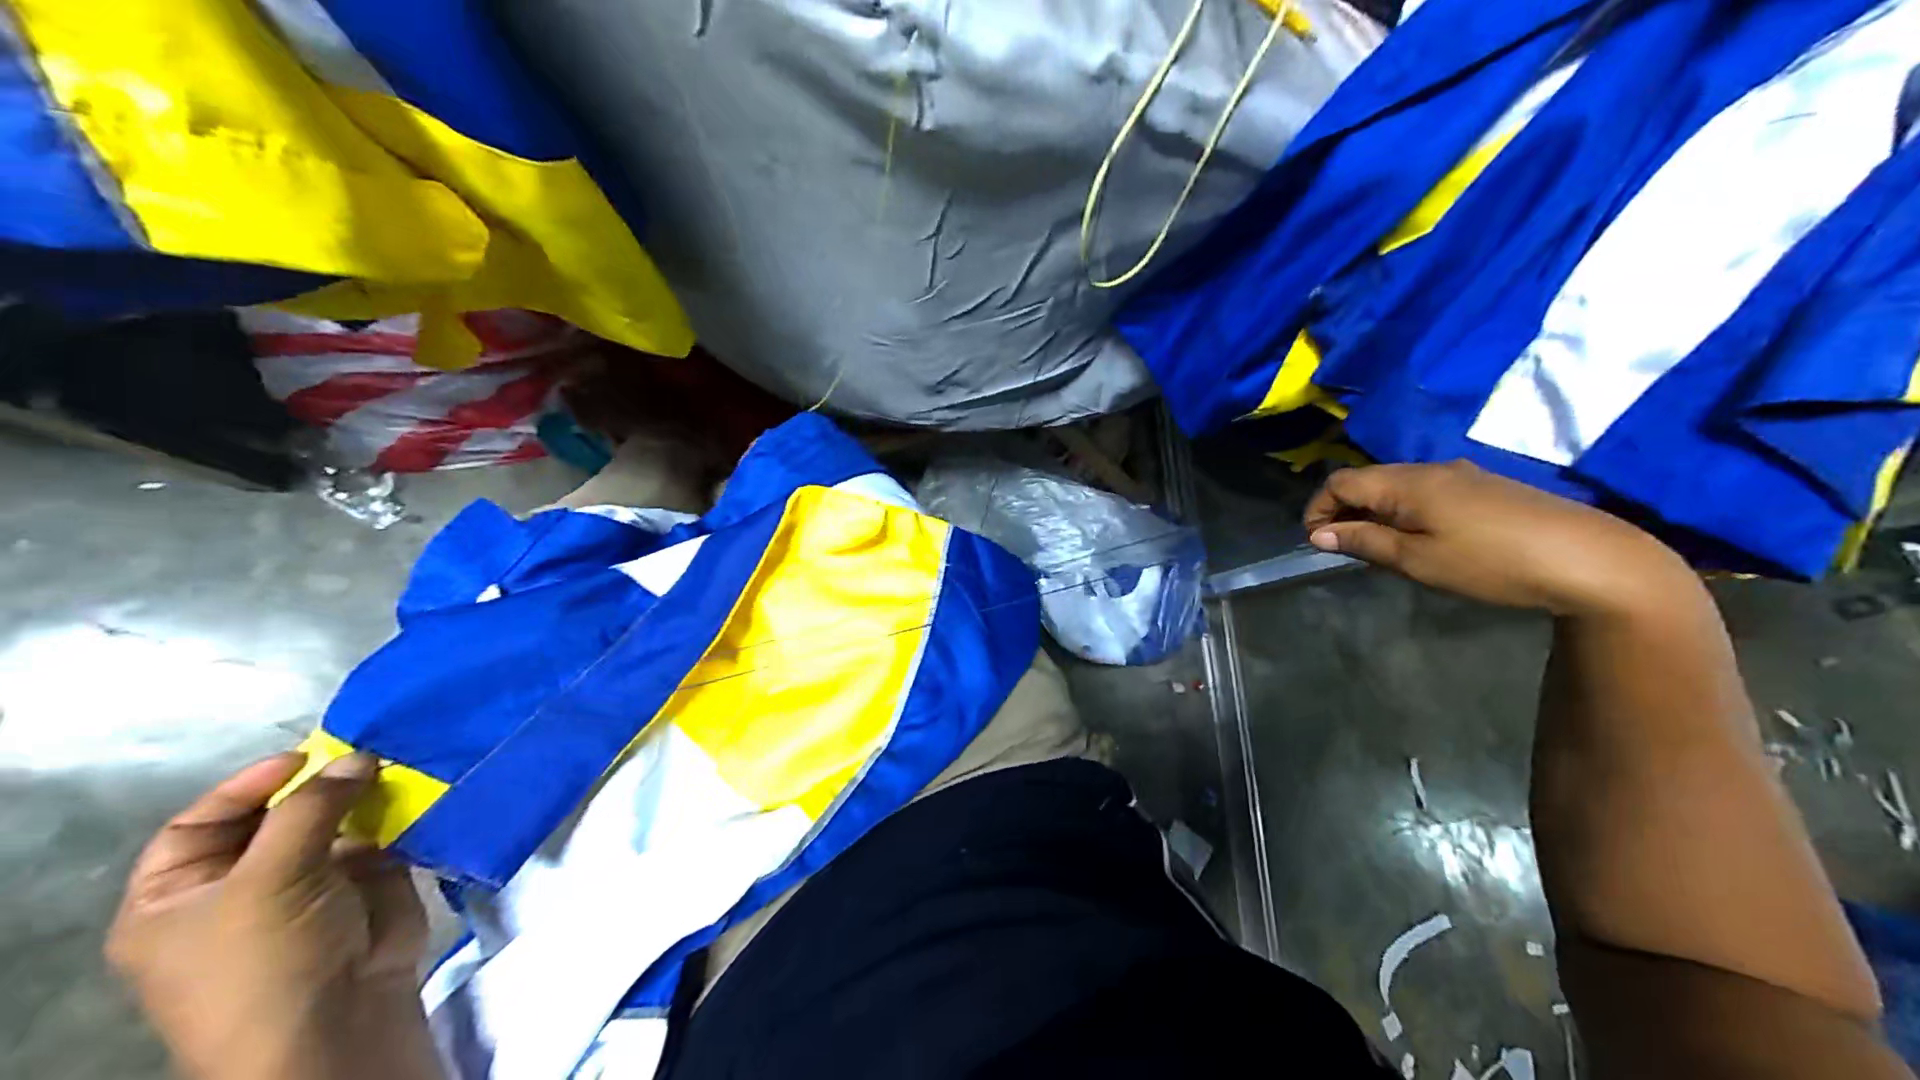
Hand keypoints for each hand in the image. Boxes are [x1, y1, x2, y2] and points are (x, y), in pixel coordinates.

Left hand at [107, 752, 440, 1079]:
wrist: (338, 1017)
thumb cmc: (266, 958)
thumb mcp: (268, 878)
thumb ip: (310, 808)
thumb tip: (357, 756)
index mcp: (179, 896)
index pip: (201, 823)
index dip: (247, 786)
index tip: (305, 755)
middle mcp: (243, 884)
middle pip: (277, 816)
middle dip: (320, 784)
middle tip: (365, 752)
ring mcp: (311, 882)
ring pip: (337, 821)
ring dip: (367, 793)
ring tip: (401, 762)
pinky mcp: (368, 882)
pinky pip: (382, 835)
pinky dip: (401, 812)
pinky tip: (421, 788)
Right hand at [1302, 461, 1699, 618]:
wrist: (1591, 559)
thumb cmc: (1491, 562)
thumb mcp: (1418, 560)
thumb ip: (1365, 542)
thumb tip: (1320, 533)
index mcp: (1407, 482)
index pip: (1341, 481)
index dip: (1318, 508)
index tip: (1316, 542)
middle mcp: (1431, 468)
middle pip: (1368, 479)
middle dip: (1343, 509)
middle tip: (1342, 547)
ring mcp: (1463, 475)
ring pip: (1398, 484)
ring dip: (1375, 510)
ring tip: (1379, 546)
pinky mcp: (1487, 487)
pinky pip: (1426, 490)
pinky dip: (1405, 510)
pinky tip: (1421, 537)